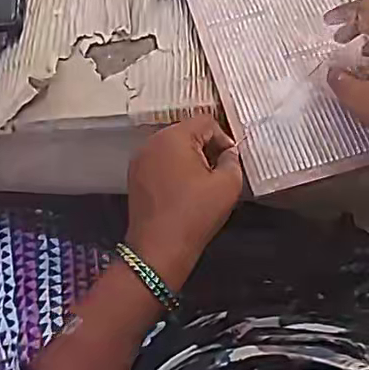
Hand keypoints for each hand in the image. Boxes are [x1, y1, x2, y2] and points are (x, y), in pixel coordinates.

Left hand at [124, 114, 242, 282]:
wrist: (159, 248)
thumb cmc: (194, 215)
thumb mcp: (228, 185)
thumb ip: (233, 160)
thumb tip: (228, 153)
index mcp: (173, 137)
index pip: (206, 121)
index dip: (224, 139)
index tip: (231, 162)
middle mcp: (152, 142)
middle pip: (187, 132)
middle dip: (206, 148)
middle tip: (219, 173)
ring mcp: (140, 159)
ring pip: (172, 148)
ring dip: (190, 160)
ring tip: (202, 184)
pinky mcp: (135, 176)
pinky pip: (160, 163)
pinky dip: (174, 170)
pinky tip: (184, 191)